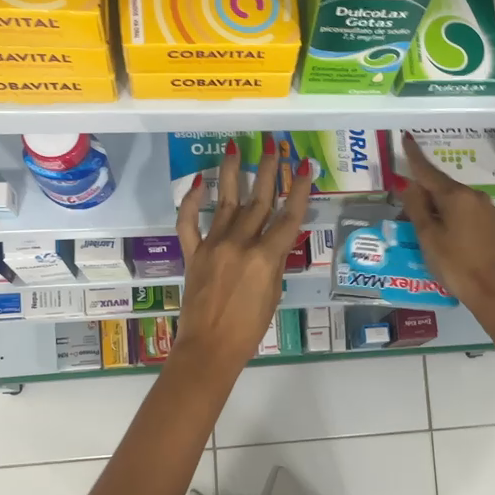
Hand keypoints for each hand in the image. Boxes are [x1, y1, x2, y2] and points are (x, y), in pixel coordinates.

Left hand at [169, 134, 315, 372]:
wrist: (209, 348)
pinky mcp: (192, 253)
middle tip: (274, 146)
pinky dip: (192, 202)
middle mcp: (240, 244)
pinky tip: (200, 183)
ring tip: (235, 148)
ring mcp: (213, 246)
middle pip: (258, 201)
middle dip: (268, 171)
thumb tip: (273, 243)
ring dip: (232, 173)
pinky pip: (189, 223)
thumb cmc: (249, 330)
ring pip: (225, 202)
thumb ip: (274, 264)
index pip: (288, 217)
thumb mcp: (273, 296)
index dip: (299, 190)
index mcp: (265, 257)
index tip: (305, 166)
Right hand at [397, 133, 494, 349]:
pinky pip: (467, 214)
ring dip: (439, 208)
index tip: (406, 138)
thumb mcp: (429, 238)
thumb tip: (409, 184)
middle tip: (406, 208)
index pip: (429, 171)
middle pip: (443, 188)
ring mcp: (488, 211)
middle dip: (424, 193)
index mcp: (456, 196)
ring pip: (456, 202)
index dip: (414, 156)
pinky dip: (453, 217)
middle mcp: (475, 197)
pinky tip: (446, 234)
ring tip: (424, 227)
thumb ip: (417, 208)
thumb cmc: (456, 265)